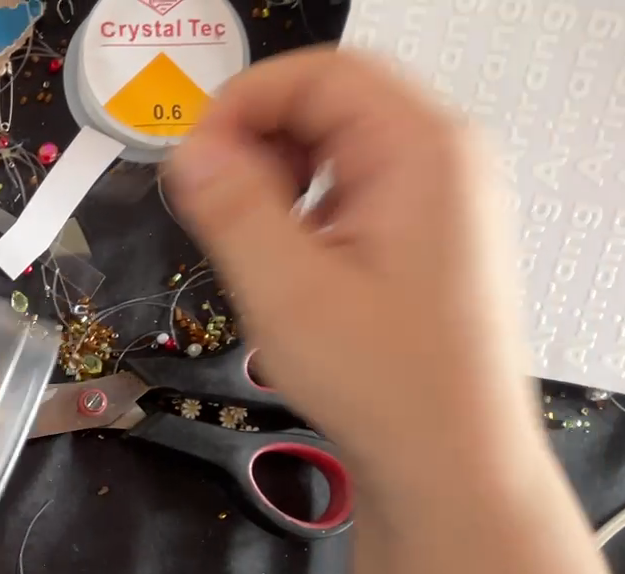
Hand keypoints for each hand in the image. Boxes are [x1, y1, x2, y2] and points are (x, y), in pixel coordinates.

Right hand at [162, 48, 537, 488]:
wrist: (442, 449)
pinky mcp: (422, 232)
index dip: (240, 103)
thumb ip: (233, 210)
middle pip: (333, 100)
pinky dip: (298, 203)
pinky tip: (278, 255)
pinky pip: (350, 186)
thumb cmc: (370, 372)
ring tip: (236, 237)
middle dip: (252, 139)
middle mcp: (441, 154)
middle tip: (201, 206)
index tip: (183, 164)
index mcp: (419, 149)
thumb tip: (186, 150)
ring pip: (338, 144)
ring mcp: (437, 194)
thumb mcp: (285, 290)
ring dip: (271, 173)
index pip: (323, 73)